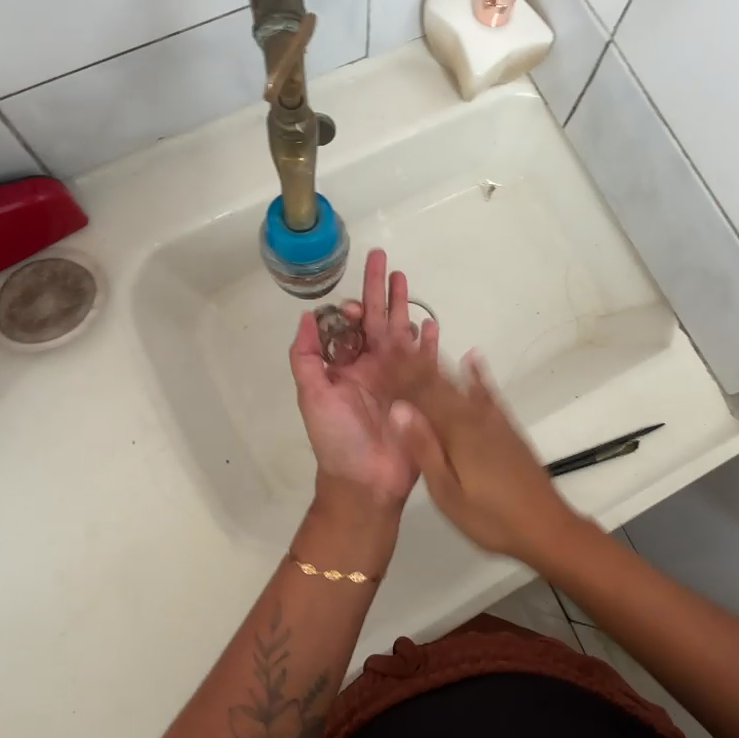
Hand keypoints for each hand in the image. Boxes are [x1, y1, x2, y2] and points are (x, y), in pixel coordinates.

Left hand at [288, 249, 440, 508]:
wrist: (367, 479)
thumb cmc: (337, 438)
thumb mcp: (312, 395)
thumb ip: (307, 357)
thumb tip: (307, 317)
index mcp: (347, 365)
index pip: (351, 326)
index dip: (352, 308)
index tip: (355, 305)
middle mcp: (373, 365)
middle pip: (378, 319)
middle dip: (380, 289)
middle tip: (383, 258)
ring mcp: (398, 377)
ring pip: (402, 332)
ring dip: (404, 306)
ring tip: (405, 278)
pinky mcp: (420, 391)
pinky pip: (426, 361)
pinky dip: (430, 342)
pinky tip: (432, 323)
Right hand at [387, 353, 594, 562]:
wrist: (545, 526)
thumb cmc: (490, 517)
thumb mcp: (447, 492)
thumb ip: (424, 449)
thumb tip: (398, 408)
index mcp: (455, 432)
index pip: (419, 395)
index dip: (397, 374)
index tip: (376, 353)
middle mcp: (474, 417)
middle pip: (439, 383)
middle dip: (413, 361)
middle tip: (391, 337)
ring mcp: (494, 420)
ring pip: (461, 383)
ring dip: (439, 361)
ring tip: (419, 339)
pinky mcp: (507, 428)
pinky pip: (488, 393)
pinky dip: (477, 374)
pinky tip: (472, 358)